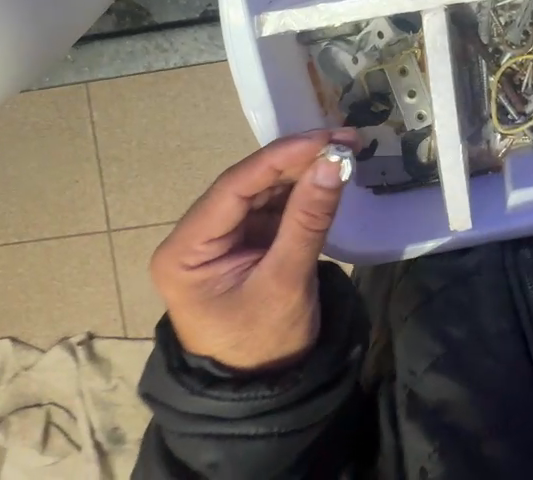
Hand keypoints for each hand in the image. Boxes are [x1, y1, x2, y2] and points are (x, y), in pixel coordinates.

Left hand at [149, 130, 355, 371]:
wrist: (266, 394)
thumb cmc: (263, 345)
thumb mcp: (287, 283)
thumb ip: (308, 220)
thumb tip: (334, 162)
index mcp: (186, 249)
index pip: (234, 187)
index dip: (281, 157)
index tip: (326, 138)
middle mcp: (198, 235)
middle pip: (249, 182)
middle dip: (298, 159)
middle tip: (346, 141)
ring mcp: (223, 236)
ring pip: (264, 188)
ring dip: (305, 169)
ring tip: (346, 151)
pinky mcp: (248, 240)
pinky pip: (275, 204)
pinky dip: (304, 188)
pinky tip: (330, 174)